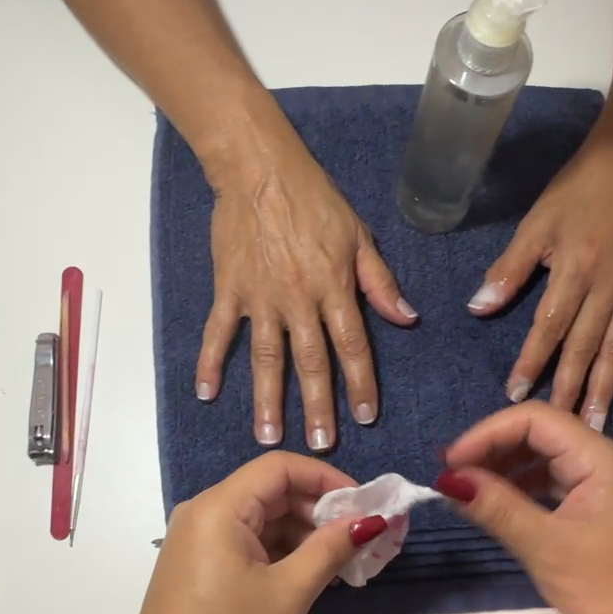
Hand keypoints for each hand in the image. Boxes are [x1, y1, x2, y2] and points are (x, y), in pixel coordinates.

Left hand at [119, 452, 385, 613]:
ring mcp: (200, 536)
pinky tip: (310, 574)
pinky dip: (282, 550)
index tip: (363, 506)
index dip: (327, 478)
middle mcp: (206, 511)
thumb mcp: (287, 594)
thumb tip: (371, 521)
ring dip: (304, 533)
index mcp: (219, 507)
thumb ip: (330, 549)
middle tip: (360, 538)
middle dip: (319, 509)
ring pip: (263, 517)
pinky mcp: (201, 560)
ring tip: (341, 562)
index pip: (280, 467)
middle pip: (272, 490)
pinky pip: (249, 539)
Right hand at [196, 152, 416, 452]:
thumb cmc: (314, 200)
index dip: (361, 383)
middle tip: (319, 444)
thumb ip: (380, 282)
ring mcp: (260, 299)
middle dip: (317, 406)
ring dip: (268, 399)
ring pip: (266, 357)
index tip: (366, 417)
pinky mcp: (230, 291)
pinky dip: (210, 362)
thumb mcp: (359, 235)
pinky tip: (205, 393)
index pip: (353, 345)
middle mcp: (299, 300)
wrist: (259, 169)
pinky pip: (218, 332)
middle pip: (311, 362)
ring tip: (267, 436)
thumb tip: (406, 318)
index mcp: (334, 287)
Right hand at [437, 402, 612, 613]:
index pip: (534, 420)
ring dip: (503, 470)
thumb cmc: (611, 585)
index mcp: (598, 458)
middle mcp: (600, 461)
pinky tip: (497, 508)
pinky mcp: (596, 510)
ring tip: (467, 493)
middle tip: (452, 478)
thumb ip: (498, 508)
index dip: (486, 434)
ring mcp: (600, 486)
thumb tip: (449, 480)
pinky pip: (551, 485)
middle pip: (538, 434)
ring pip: (543, 460)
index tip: (450, 464)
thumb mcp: (548, 546)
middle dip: (492, 450)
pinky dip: (520, 491)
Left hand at [468, 143, 612, 428]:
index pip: (550, 326)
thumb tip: (479, 308)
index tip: (516, 393)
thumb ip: (509, 269)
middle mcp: (606, 287)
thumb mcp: (535, 225)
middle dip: (571, 388)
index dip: (533, 361)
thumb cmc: (574, 194)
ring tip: (596, 424)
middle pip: (585, 347)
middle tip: (561, 428)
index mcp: (575, 270)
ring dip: (604, 388)